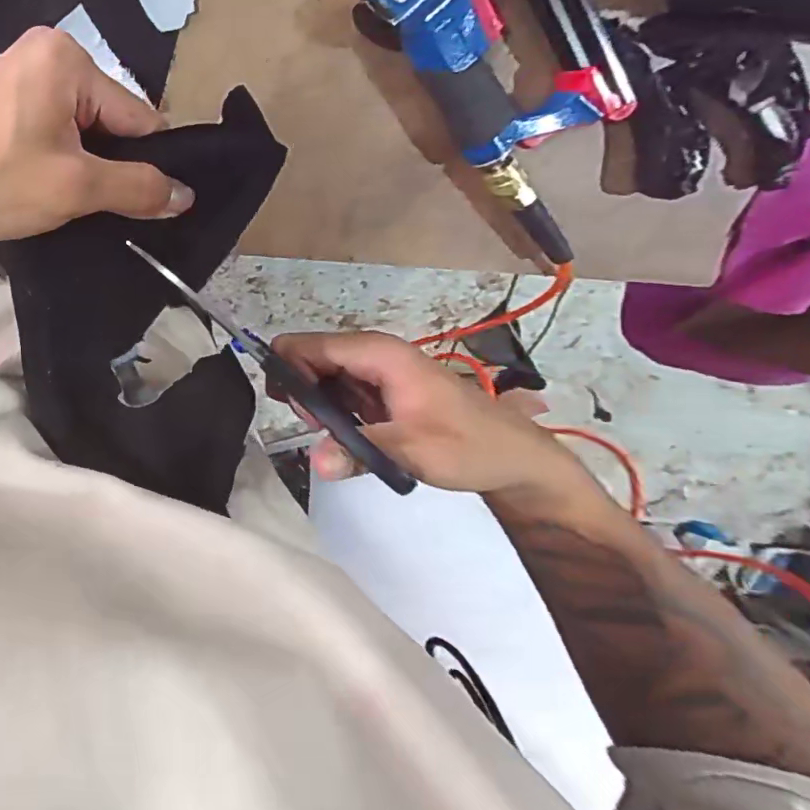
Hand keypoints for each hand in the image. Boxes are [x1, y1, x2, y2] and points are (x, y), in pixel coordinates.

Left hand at [0, 27, 191, 241]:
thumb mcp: (75, 188)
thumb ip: (137, 188)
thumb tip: (185, 195)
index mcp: (67, 57)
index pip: (135, 115)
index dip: (141, 162)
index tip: (140, 201)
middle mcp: (42, 50)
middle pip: (103, 118)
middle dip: (101, 162)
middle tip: (84, 202)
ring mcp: (13, 71)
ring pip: (72, 126)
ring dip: (73, 162)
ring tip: (54, 196)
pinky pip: (42, 125)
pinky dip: (46, 155)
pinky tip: (31, 182)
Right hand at [271, 331, 579, 495]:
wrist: (518, 461)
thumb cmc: (473, 447)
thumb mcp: (414, 451)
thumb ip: (360, 452)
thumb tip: (318, 463)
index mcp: (378, 353)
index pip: (303, 346)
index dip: (290, 375)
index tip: (305, 414)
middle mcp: (372, 352)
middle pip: (305, 357)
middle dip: (299, 391)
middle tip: (319, 428)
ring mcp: (374, 369)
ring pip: (316, 373)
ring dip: (312, 402)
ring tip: (333, 433)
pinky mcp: (376, 387)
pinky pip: (333, 387)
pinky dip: (327, 408)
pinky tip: (344, 432)